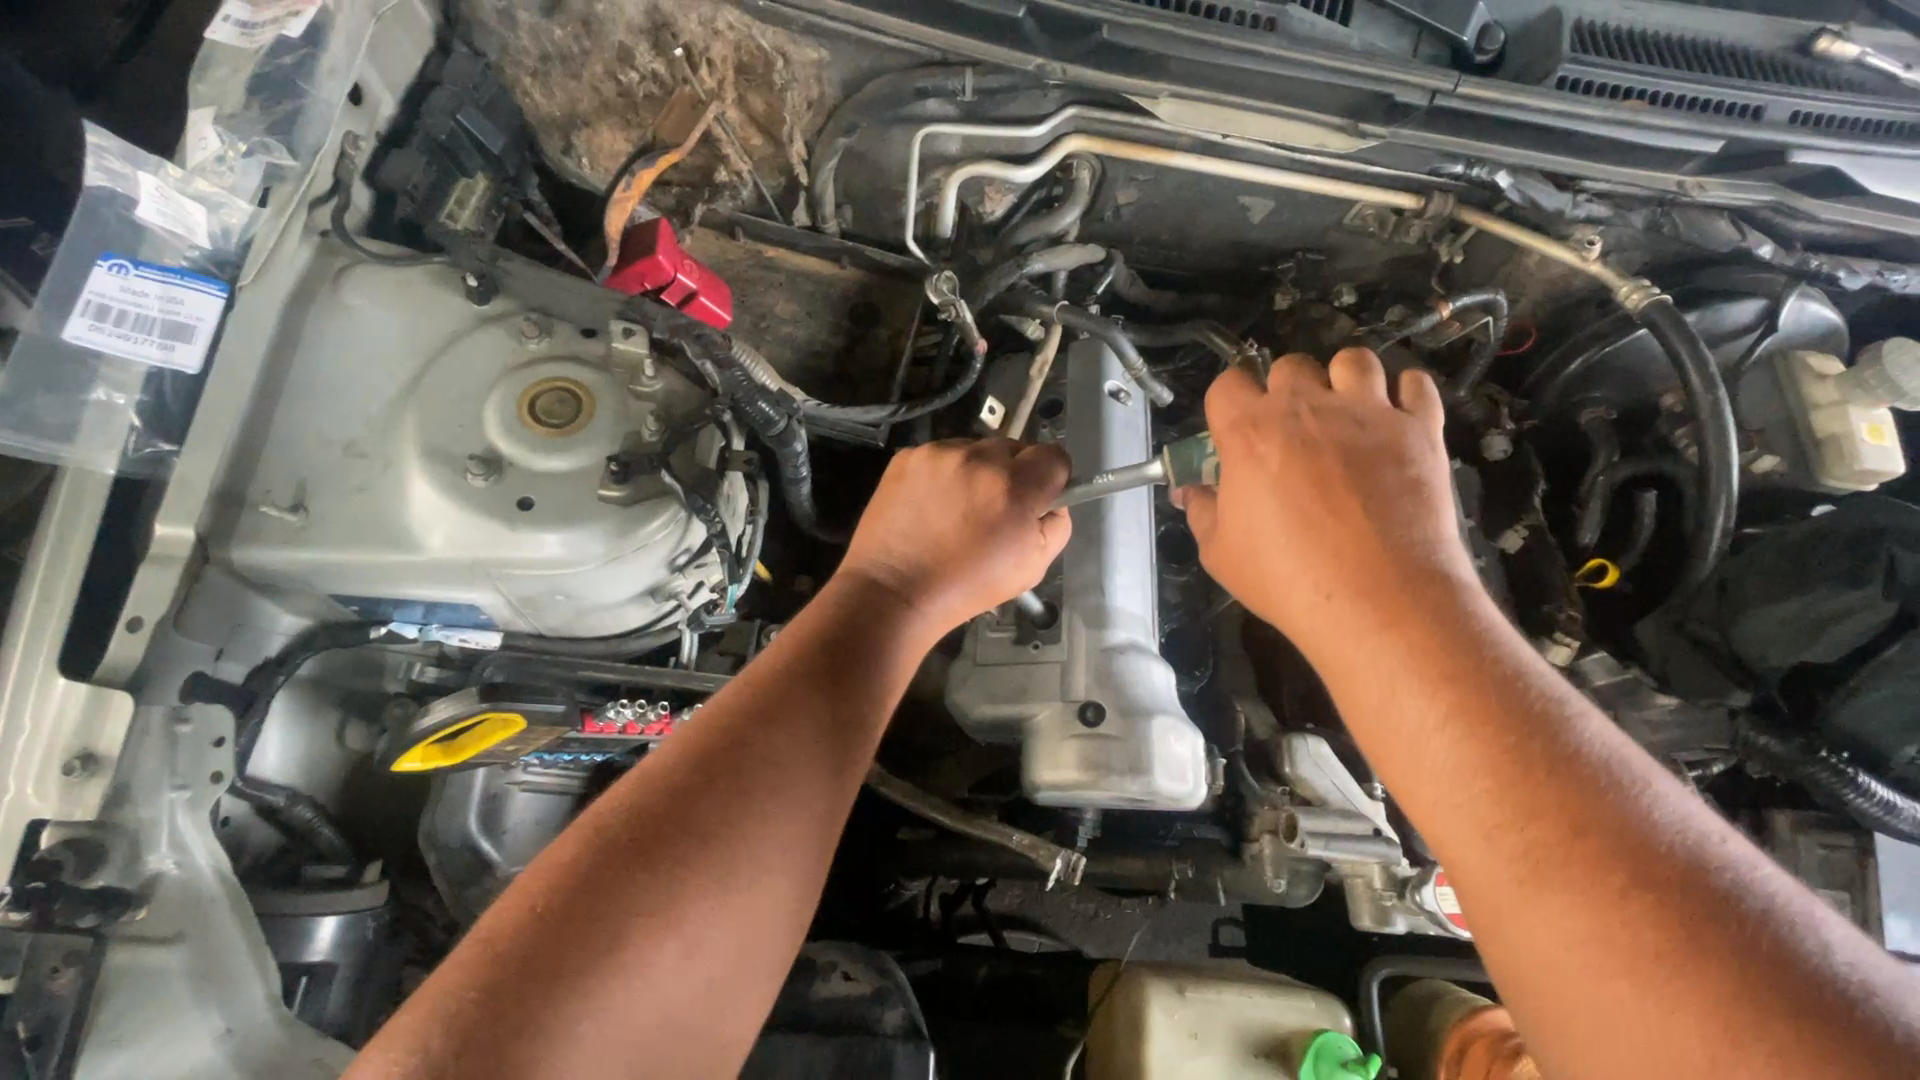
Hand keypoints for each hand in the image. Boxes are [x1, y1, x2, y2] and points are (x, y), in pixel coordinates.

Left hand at [838, 438, 1071, 636]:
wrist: (894, 591)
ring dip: (977, 472)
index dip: (1051, 479)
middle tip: (994, 511)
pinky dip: (943, 475)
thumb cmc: (967, 587)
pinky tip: (932, 506)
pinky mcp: (908, 456)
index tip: (1037, 500)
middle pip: (1014, 449)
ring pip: (975, 450)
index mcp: (1015, 487)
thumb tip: (1053, 502)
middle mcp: (979, 460)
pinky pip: (941, 455)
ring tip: (958, 510)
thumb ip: (1056, 526)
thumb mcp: (1032, 568)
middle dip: (1012, 475)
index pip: (1054, 456)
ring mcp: (940, 454)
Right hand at [1176, 348, 1485, 658]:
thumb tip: (1192, 493)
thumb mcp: (1220, 553)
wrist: (1379, 598)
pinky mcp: (1418, 428)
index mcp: (1250, 432)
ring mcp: (1368, 412)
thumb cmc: (1287, 578)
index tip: (1233, 431)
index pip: (1227, 384)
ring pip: (1353, 361)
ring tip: (1346, 414)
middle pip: (1290, 366)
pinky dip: (1404, 395)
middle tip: (1290, 431)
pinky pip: (1415, 384)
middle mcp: (1307, 407)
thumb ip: (1202, 512)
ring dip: (1343, 381)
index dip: (1228, 404)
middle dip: (1285, 391)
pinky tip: (1395, 419)